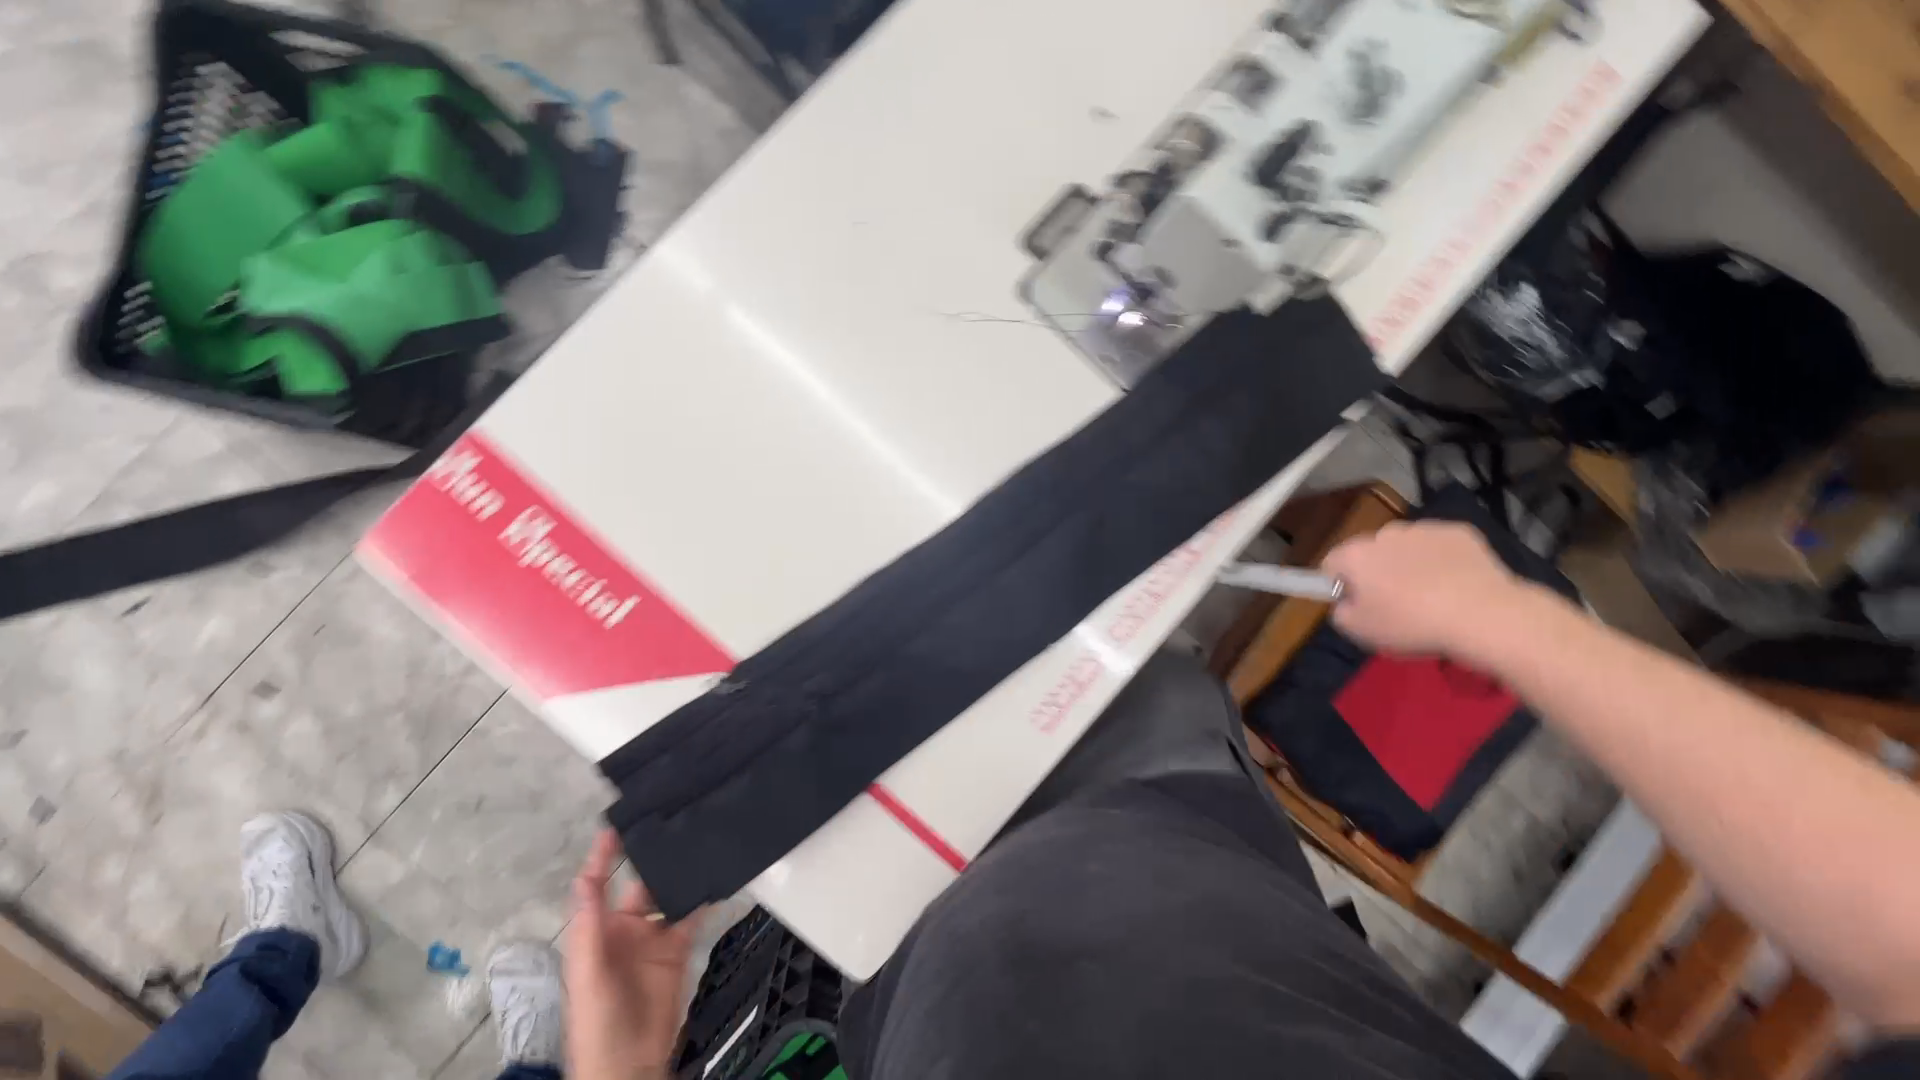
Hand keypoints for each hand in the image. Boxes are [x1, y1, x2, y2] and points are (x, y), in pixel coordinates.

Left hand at [564, 829, 700, 1079]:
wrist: (627, 1065)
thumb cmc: (595, 1025)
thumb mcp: (586, 976)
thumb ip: (589, 929)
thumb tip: (585, 882)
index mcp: (596, 931)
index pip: (596, 885)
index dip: (603, 857)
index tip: (616, 826)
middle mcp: (624, 929)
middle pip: (639, 885)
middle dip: (653, 860)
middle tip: (674, 829)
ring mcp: (652, 939)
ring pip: (668, 897)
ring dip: (680, 878)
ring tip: (697, 849)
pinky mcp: (677, 950)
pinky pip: (690, 918)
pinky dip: (703, 900)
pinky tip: (713, 883)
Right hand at [1321, 520, 1540, 658]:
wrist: (1482, 614)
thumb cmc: (1412, 624)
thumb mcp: (1361, 632)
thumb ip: (1341, 612)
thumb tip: (1346, 602)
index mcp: (1356, 556)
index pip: (1331, 564)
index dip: (1339, 585)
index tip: (1356, 605)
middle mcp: (1385, 534)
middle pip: (1370, 552)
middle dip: (1376, 572)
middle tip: (1394, 605)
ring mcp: (1424, 529)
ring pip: (1405, 546)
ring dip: (1408, 564)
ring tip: (1430, 596)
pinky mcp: (1459, 532)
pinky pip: (1439, 546)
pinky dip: (1441, 560)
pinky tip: (1455, 584)